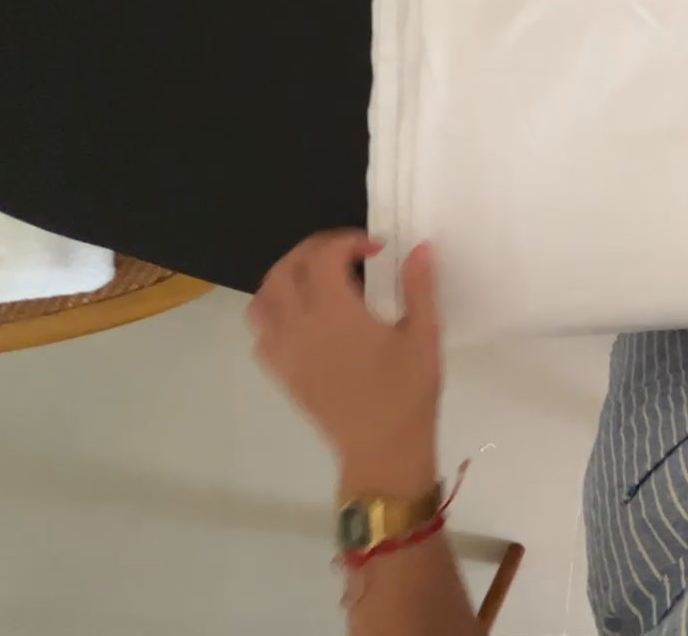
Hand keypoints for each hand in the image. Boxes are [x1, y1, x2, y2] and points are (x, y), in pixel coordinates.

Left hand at [246, 230, 442, 495]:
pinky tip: (308, 316)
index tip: (377, 247)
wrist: (382, 446)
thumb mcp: (425, 333)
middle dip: (314, 250)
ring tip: (321, 278)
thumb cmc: (408, 388)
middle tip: (348, 252)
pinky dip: (277, 310)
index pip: (323, 257)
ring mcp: (284, 352)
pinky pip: (262, 330)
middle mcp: (299, 327)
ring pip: (262, 299)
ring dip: (287, 276)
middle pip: (284, 270)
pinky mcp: (281, 373)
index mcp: (335, 314)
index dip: (347, 241)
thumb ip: (419, 286)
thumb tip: (419, 248)